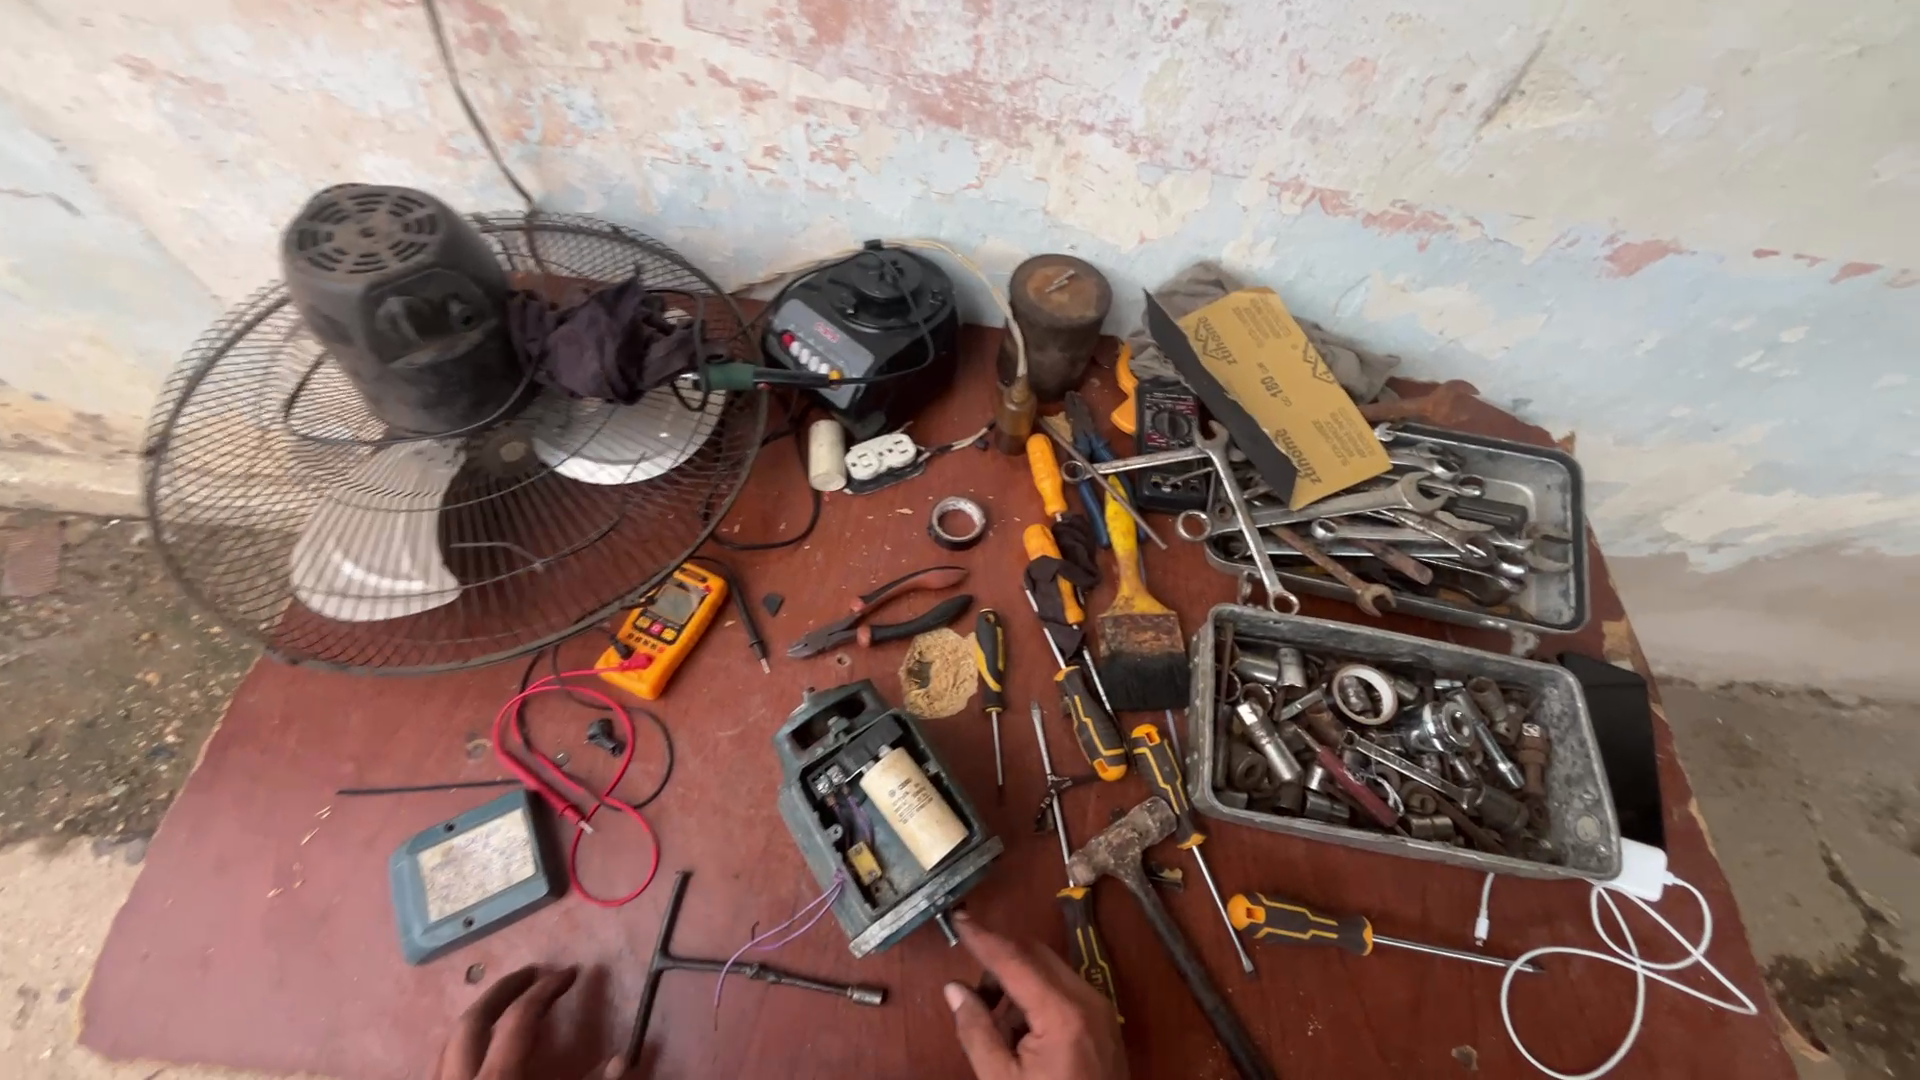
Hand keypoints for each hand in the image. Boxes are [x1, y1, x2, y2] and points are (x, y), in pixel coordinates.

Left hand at [433, 965, 625, 1079]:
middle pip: (472, 1022)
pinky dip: (460, 1049)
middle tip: (532, 974)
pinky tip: (478, 1053)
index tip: (570, 974)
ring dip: (478, 1017)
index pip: (520, 1018)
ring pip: (447, 1046)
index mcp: (498, 1079)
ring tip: (505, 1005)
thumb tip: (622, 1061)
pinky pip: (439, 1069)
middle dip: (503, 990)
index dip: (546, 990)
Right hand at [943, 912, 1127, 1079]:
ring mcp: (1100, 1009)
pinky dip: (1036, 997)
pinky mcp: (1103, 1022)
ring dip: (1016, 981)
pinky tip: (1021, 1034)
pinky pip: (1063, 989)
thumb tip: (954, 988)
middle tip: (971, 988)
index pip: (1014, 959)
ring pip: (1048, 969)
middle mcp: (1087, 999)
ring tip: (996, 1024)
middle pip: (1034, 955)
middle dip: (998, 962)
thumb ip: (976, 1030)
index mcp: (1063, 1013)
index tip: (959, 917)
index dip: (983, 937)